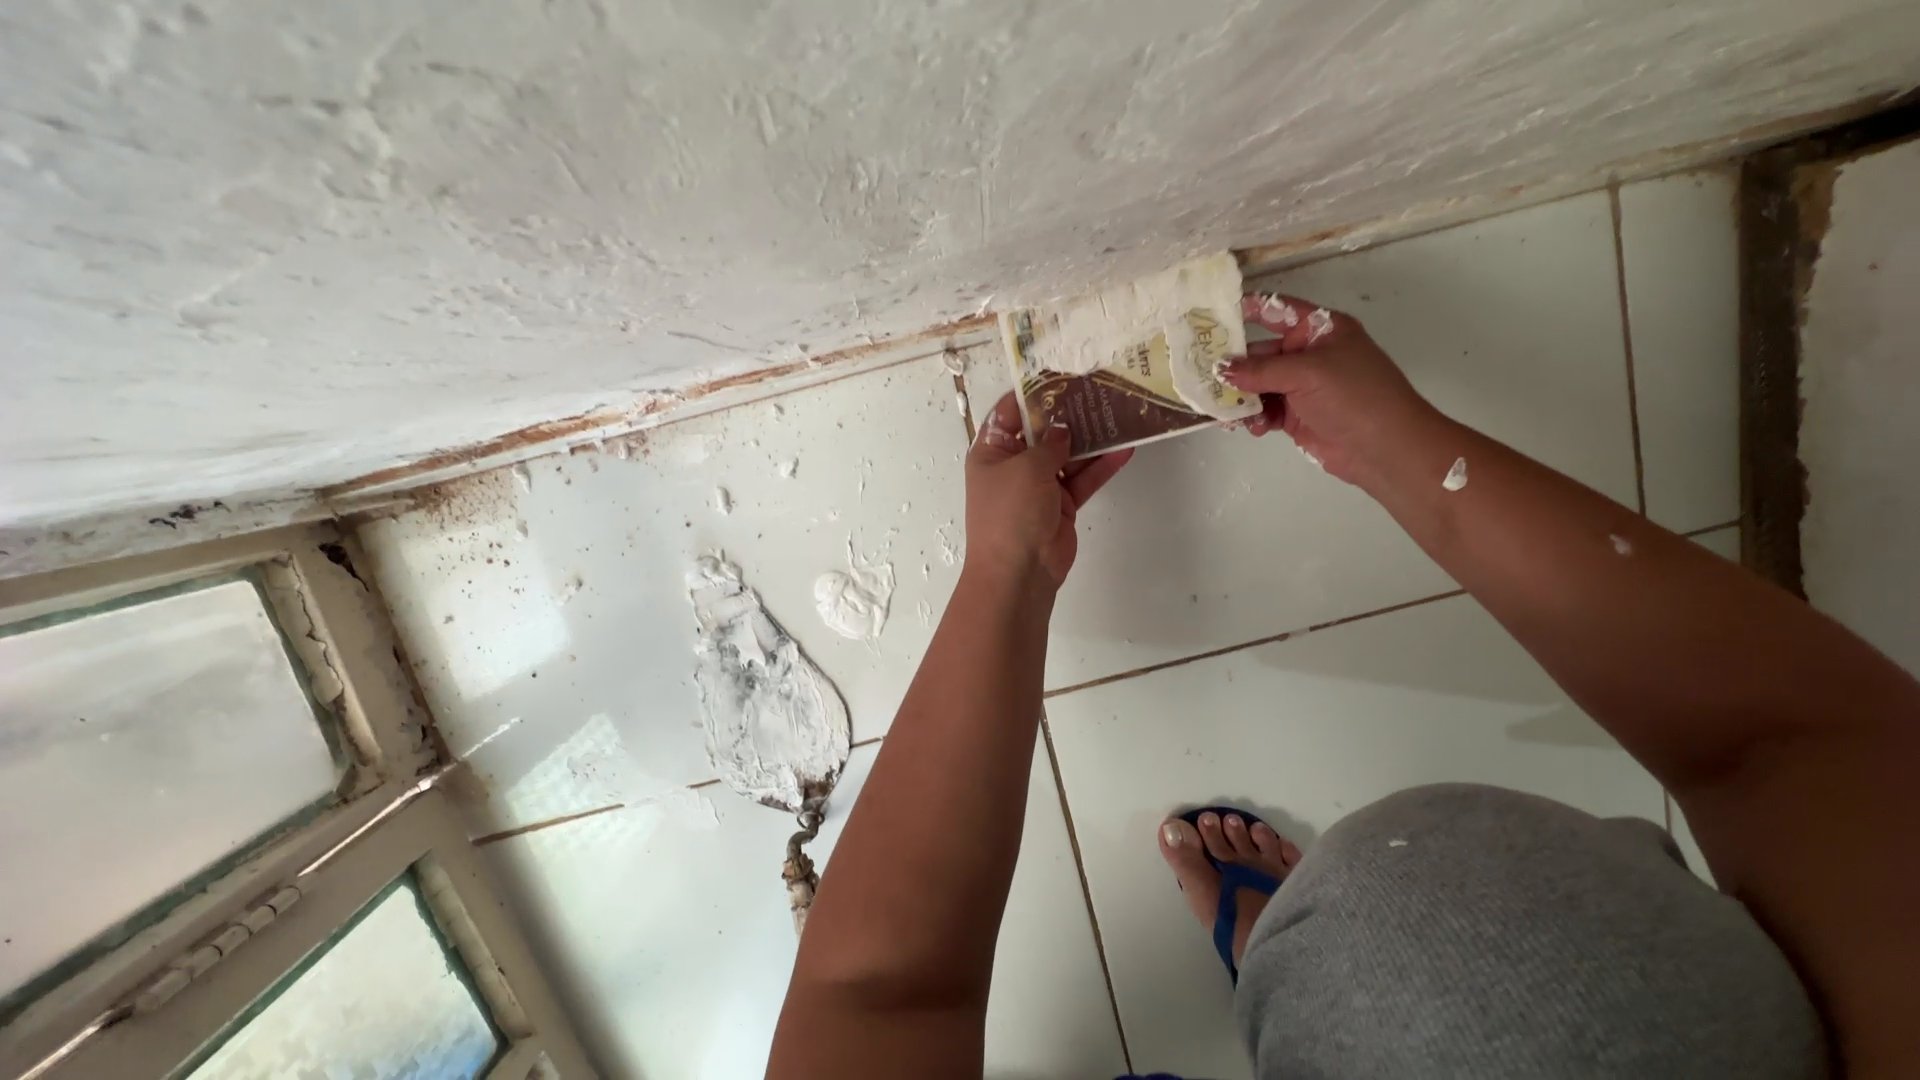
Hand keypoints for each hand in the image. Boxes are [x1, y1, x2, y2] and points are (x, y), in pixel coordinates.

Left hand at [965, 393, 1131, 587]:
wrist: (1019, 573)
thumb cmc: (1010, 514)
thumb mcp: (1026, 468)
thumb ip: (1049, 443)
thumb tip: (1063, 428)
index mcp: (992, 452)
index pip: (1009, 413)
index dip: (1032, 393)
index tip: (1060, 374)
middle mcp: (1014, 466)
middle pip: (1043, 432)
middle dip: (1069, 414)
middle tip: (1098, 389)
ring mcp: (1039, 487)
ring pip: (1068, 455)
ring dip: (1091, 438)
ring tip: (1118, 412)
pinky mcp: (1062, 505)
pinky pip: (1083, 479)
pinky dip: (1102, 466)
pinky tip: (1125, 447)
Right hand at [1224, 294, 1442, 486]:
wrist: (1384, 447)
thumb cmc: (1354, 396)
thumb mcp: (1307, 374)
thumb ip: (1260, 371)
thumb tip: (1219, 368)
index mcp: (1320, 331)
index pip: (1279, 311)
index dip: (1250, 309)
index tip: (1215, 315)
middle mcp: (1309, 355)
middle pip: (1260, 354)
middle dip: (1235, 368)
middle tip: (1204, 378)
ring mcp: (1302, 387)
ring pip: (1257, 386)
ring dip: (1242, 398)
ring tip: (1230, 412)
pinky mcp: (1296, 415)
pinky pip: (1264, 410)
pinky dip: (1254, 418)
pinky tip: (1252, 427)